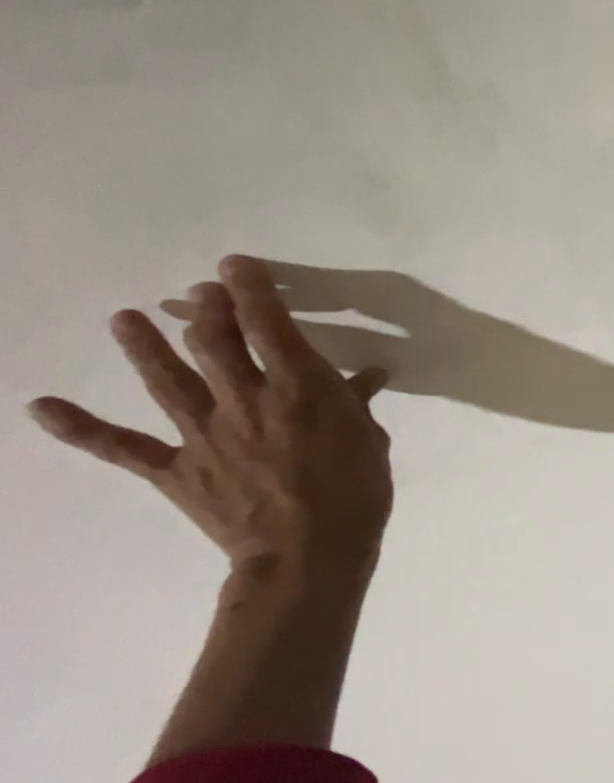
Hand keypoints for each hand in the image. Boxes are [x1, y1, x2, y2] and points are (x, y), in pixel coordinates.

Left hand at [30, 255, 392, 574]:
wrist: (309, 551)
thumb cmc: (356, 489)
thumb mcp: (369, 438)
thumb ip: (357, 404)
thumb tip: (367, 377)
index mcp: (301, 388)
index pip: (271, 326)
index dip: (251, 291)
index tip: (236, 266)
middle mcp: (247, 400)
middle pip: (216, 343)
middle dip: (205, 309)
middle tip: (198, 289)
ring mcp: (204, 434)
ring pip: (167, 380)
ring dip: (144, 346)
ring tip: (125, 318)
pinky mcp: (175, 470)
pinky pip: (121, 446)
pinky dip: (78, 427)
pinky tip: (40, 405)